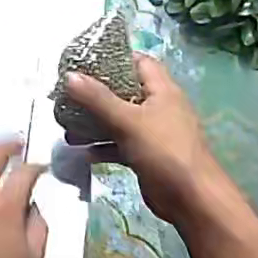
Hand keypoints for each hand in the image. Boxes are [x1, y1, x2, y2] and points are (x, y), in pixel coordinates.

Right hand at [64, 55, 233, 224]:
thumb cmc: (164, 151)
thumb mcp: (128, 121)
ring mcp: (153, 132)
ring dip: (95, 122)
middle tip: (68, 95)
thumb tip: (69, 75)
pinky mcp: (146, 155)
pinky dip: (103, 146)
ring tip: (67, 125)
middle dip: (96, 93)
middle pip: (125, 91)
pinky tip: (83, 151)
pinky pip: (120, 144)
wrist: (190, 198)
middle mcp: (159, 107)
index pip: (139, 62)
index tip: (84, 62)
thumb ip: (97, 99)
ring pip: (120, 120)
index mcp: (162, 90)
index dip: (114, 58)